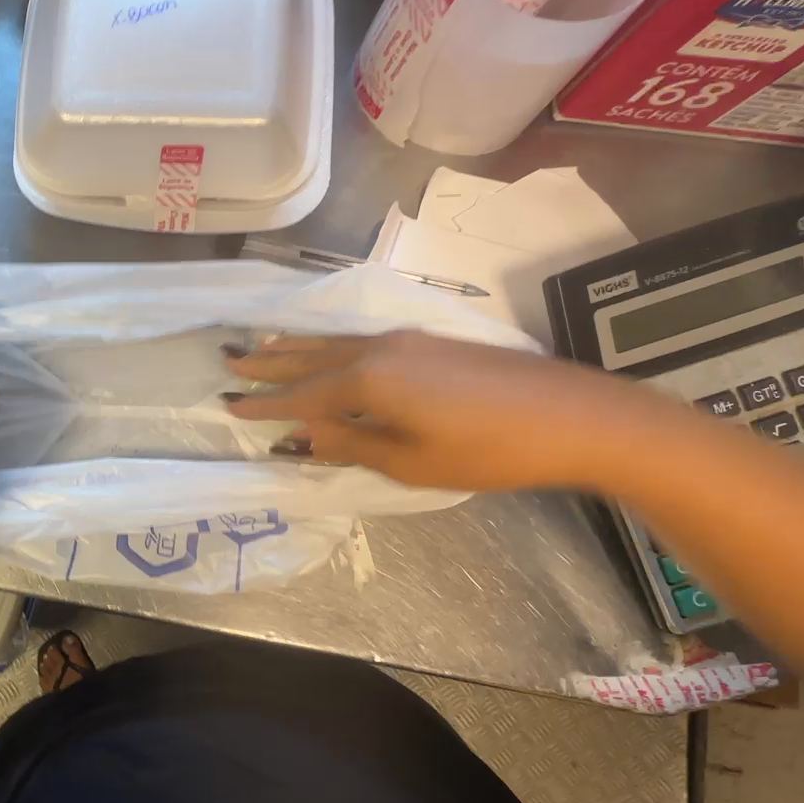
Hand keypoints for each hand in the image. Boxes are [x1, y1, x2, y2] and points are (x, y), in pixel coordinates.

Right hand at [222, 331, 679, 492]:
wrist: (576, 416)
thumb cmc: (487, 451)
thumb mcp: (410, 462)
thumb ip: (350, 445)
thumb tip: (305, 435)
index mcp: (366, 381)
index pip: (300, 395)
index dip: (263, 403)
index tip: (227, 402)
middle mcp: (377, 349)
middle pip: (309, 357)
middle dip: (268, 362)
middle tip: (229, 358)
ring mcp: (405, 340)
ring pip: (334, 342)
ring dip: (295, 347)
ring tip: (262, 344)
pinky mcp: (429, 341)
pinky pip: (358, 339)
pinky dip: (329, 345)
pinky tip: (326, 348)